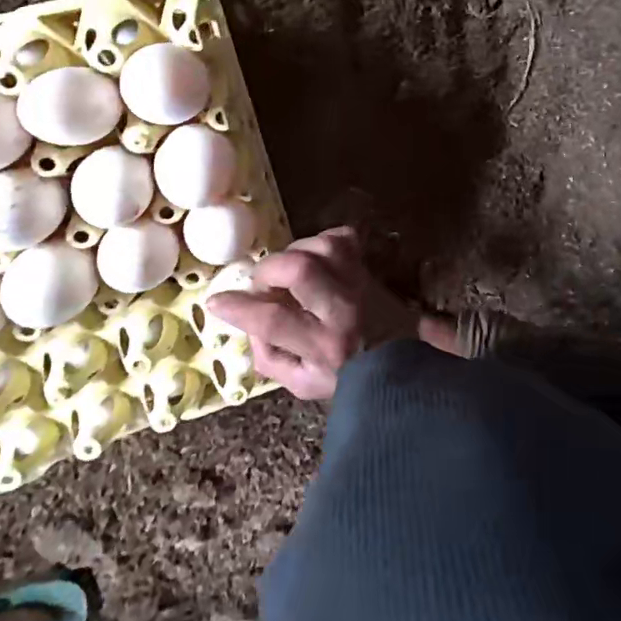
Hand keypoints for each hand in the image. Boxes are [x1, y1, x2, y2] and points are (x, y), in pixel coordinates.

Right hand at [206, 226, 427, 399]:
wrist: (403, 360)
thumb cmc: (347, 377)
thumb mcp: (303, 384)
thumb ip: (269, 358)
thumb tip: (246, 324)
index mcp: (323, 345)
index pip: (274, 320)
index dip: (239, 308)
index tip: (217, 301)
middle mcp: (342, 309)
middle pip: (300, 269)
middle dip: (269, 271)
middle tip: (263, 284)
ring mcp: (358, 281)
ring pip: (320, 246)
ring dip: (294, 254)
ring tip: (288, 272)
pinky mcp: (367, 264)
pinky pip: (341, 236)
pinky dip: (320, 242)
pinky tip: (315, 259)